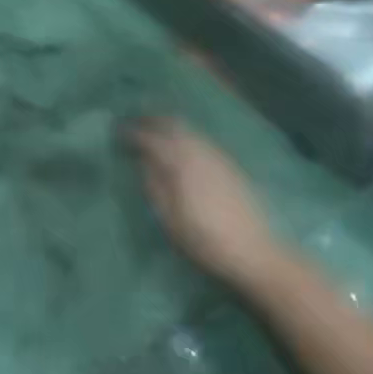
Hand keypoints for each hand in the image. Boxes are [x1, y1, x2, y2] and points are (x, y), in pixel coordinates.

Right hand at [127, 116, 284, 286]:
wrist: (256, 254)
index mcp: (181, 164)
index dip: (131, 132)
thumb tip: (142, 161)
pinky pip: (202, 140)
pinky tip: (181, 147)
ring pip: (190, 130)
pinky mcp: (231, 166)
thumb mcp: (169, 218)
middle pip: (173, 124)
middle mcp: (200, 153)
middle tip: (134, 121)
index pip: (151, 138)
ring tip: (153, 130)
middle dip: (152, 119)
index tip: (116, 131)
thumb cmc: (204, 240)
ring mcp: (218, 157)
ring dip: (169, 126)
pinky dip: (186, 136)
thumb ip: (153, 185)